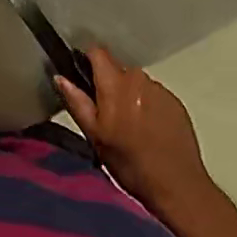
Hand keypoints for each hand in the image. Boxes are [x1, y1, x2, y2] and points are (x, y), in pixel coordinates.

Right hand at [55, 47, 213, 212]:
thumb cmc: (129, 163)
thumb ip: (77, 102)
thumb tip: (60, 77)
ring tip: (131, 127)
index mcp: (116, 84)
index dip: (88, 61)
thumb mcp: (95, 136)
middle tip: (108, 116)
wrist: (176, 183)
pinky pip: (154, 94)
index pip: (98, 53)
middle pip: (118, 70)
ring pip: (136, 83)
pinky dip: (148, 105)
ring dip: (130, 96)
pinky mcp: (176, 101)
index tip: (84, 79)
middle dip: (110, 86)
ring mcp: (160, 89)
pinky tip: (149, 130)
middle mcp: (139, 78)